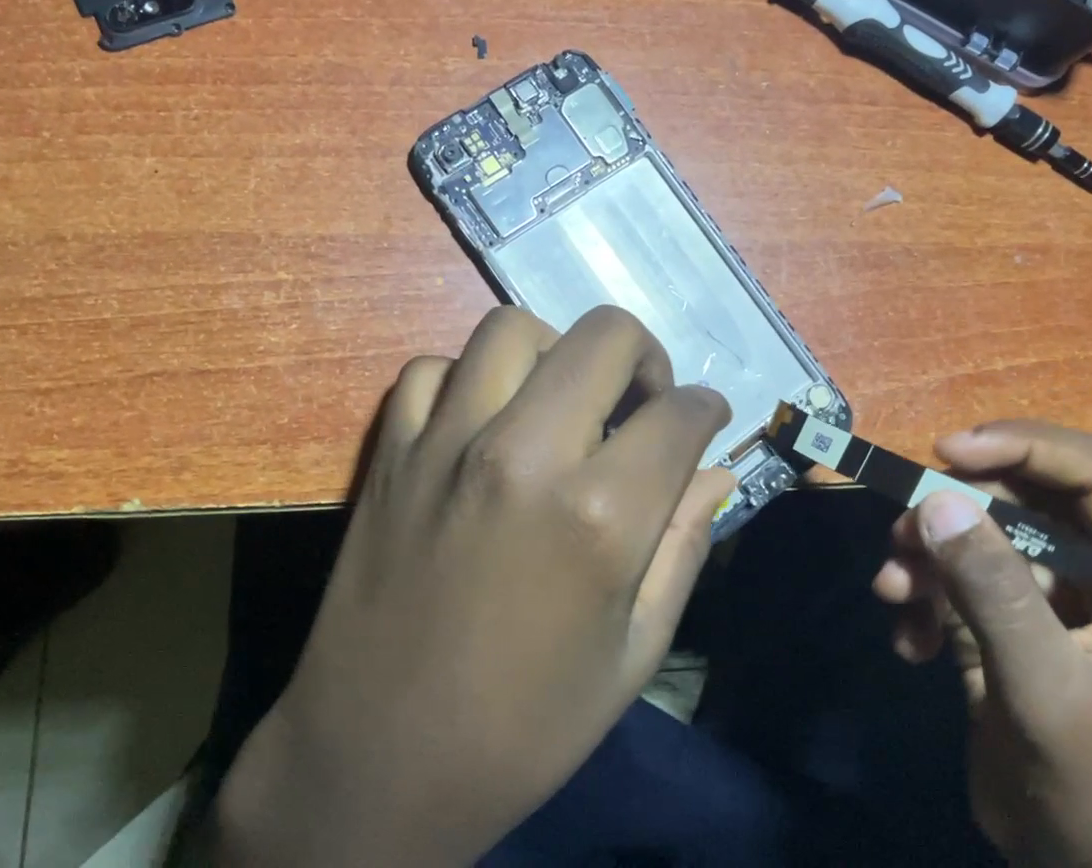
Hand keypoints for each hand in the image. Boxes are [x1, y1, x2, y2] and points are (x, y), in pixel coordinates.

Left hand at [216, 306, 734, 866]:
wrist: (378, 762)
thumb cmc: (523, 727)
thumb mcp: (632, 654)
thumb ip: (681, 546)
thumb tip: (713, 472)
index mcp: (599, 514)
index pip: (680, 413)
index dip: (707, 411)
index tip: (703, 421)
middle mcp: (522, 452)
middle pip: (605, 335)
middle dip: (645, 358)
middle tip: (640, 405)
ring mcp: (444, 443)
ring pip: (512, 329)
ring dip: (554, 354)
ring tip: (559, 404)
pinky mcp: (387, 452)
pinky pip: (431, 370)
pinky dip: (466, 381)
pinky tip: (479, 425)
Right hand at [874, 421, 1091, 867]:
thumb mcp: (1050, 693)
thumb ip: (996, 595)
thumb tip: (936, 502)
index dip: (1025, 446)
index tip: (945, 451)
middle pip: (1031, 500)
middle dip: (960, 509)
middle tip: (900, 525)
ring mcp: (1059, 607)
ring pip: (986, 542)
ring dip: (930, 558)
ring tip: (892, 593)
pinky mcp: (1015, 635)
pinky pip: (961, 589)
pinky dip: (927, 605)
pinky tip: (910, 647)